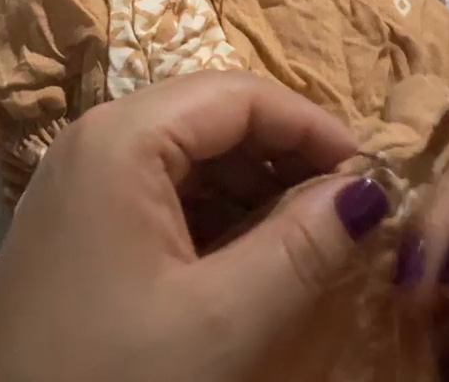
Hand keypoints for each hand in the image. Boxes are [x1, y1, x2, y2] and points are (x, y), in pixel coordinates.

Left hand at [0, 71, 389, 381]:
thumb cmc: (111, 376)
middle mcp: (95, 135)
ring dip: (249, 178)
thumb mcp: (220, 321)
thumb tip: (365, 191)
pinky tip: (244, 248)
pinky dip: (210, 204)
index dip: (310, 124)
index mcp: (123, 136)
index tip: (371, 175)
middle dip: (282, 150)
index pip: (237, 93)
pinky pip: (156, 182)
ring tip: (306, 231)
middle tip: (345, 206)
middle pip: (208, 112)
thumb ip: (300, 248)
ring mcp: (80, 173)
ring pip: (183, 147)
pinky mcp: (76, 213)